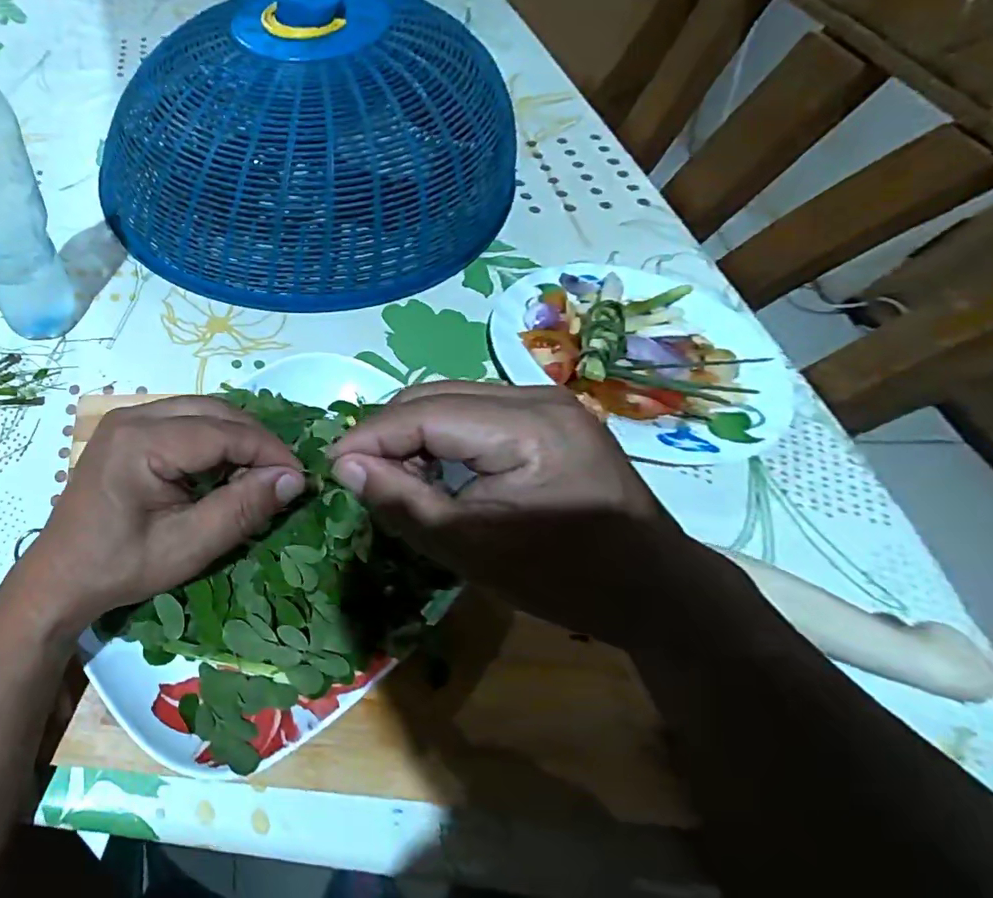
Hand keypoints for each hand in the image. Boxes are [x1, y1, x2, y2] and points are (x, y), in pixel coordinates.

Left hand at [12, 397, 304, 637]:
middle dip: (254, 440)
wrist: (61, 574)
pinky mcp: (124, 430)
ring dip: (233, 437)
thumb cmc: (119, 566)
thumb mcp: (187, 546)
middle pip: (212, 411)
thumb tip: (292, 479)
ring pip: (197, 411)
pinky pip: (179, 420)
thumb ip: (241, 508)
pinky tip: (222, 469)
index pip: (222, 431)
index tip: (300, 479)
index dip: (268, 451)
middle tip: (283, 477)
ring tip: (257, 475)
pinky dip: (209, 439)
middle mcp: (132, 416)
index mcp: (141, 441)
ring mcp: (124, 419)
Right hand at [328, 381, 734, 648]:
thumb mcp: (469, 547)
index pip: (423, 414)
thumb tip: (343, 467)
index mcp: (526, 426)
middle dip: (387, 433)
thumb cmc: (564, 578)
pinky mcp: (546, 417)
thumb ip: (400, 501)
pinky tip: (434, 471)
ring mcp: (545, 403)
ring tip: (395, 476)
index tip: (333, 468)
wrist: (659, 595)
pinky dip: (439, 437)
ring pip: (447, 399)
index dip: (369, 437)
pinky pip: (471, 412)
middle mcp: (536, 397)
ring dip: (410, 433)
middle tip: (361, 476)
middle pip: (431, 396)